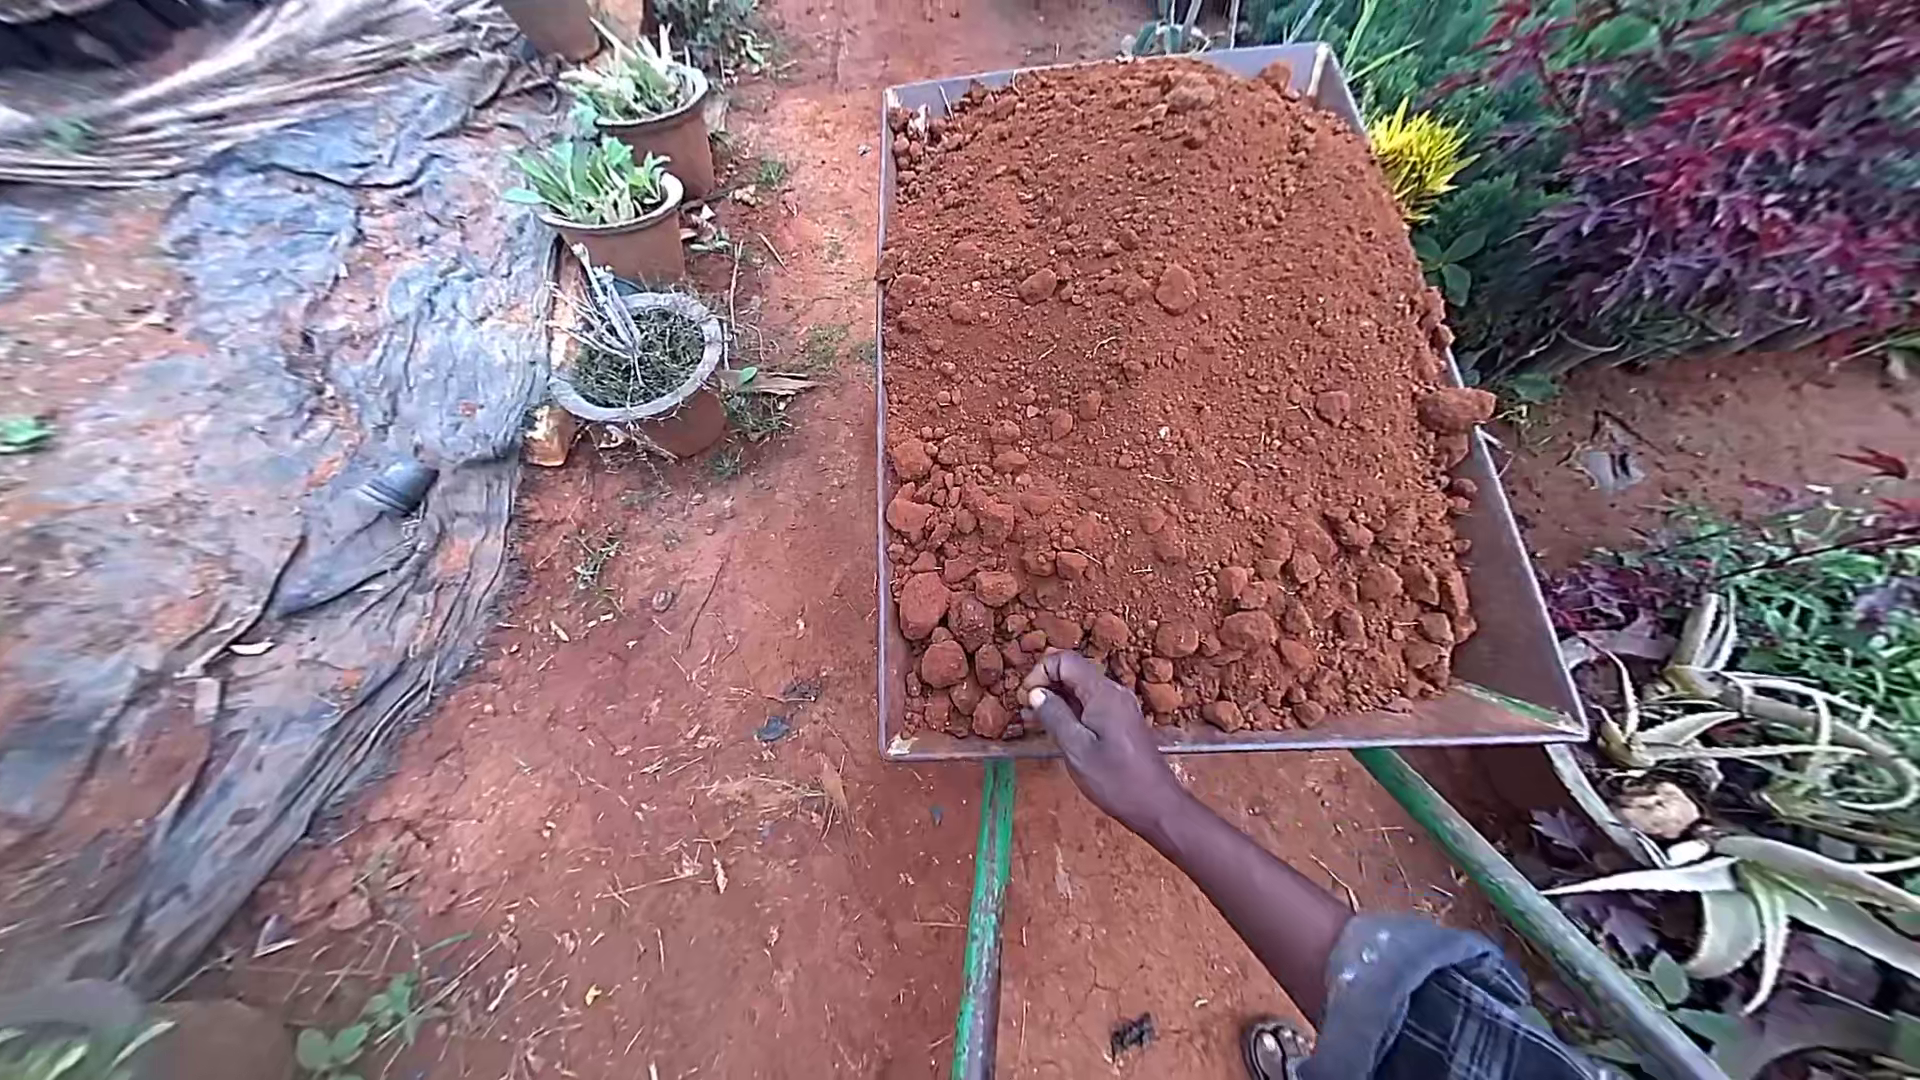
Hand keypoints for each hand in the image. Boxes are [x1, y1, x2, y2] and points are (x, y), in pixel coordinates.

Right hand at [1021, 650, 1186, 830]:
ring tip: (1033, 718)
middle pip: (1073, 672)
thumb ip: (1054, 716)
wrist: (1157, 806)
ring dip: (1055, 699)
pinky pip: (1090, 704)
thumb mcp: (1076, 748)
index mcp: (1103, 692)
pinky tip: (1055, 728)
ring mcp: (1118, 706)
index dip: (1041, 672)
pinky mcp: (1120, 721)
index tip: (1027, 697)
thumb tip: (1036, 693)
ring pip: (1080, 689)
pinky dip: (1070, 710)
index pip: (1066, 660)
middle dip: (1046, 684)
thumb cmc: (1116, 780)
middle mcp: (1113, 692)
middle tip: (1026, 709)